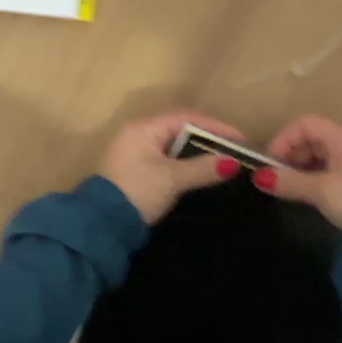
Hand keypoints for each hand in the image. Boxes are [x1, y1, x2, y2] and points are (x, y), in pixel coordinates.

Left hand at [98, 109, 244, 223]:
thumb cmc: (138, 192)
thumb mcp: (172, 179)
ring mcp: (133, 153)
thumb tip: (233, 163)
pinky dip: (183, 164)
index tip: (239, 139)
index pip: (185, 118)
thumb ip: (203, 168)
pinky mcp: (133, 171)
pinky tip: (198, 173)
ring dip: (195, 153)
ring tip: (220, 162)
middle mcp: (136, 134)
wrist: (102, 224)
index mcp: (143, 128)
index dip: (214, 126)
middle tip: (232, 150)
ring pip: (171, 146)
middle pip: (178, 129)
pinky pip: (164, 160)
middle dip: (206, 139)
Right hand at [255, 115, 341, 229]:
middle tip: (281, 180)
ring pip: (324, 154)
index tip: (271, 164)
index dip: (283, 140)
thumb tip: (259, 178)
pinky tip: (316, 195)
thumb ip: (290, 182)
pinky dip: (320, 176)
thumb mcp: (321, 191)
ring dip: (305, 168)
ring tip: (295, 190)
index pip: (305, 124)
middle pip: (314, 138)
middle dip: (293, 156)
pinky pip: (336, 167)